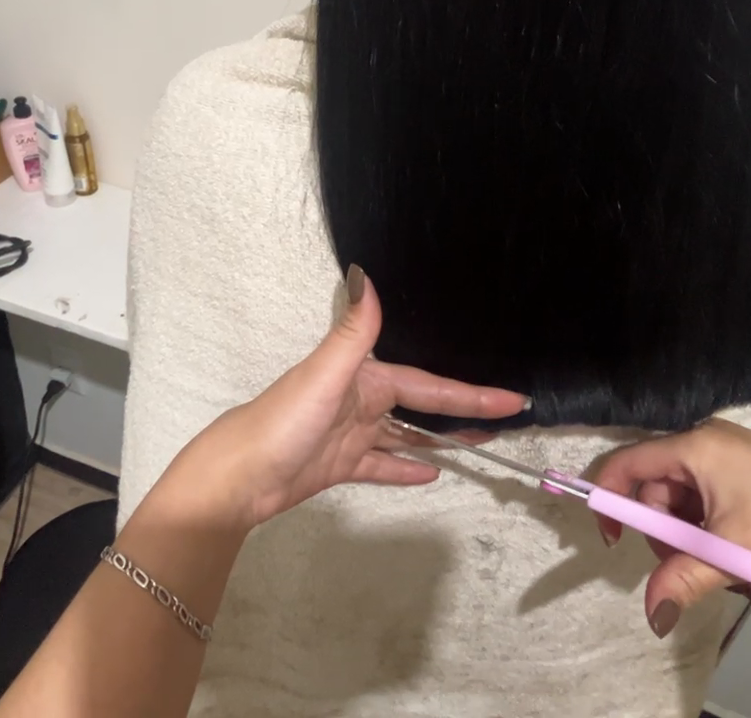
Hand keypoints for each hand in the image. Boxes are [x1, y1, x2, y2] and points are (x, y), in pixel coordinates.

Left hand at [159, 266, 528, 532]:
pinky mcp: (340, 465)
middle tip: (505, 422)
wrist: (240, 477)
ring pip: (405, 434)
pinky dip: (404, 468)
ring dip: (438, 438)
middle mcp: (360, 401)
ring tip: (479, 444)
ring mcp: (350, 435)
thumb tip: (365, 274)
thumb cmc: (285, 422)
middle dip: (461, 411)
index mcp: (363, 378)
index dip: (468, 391)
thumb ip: (353, 332)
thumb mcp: (323, 375)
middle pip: (421, 406)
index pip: (426, 383)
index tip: (510, 398)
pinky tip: (432, 474)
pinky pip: (381, 465)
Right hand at [588, 419, 750, 630]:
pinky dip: (716, 532)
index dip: (610, 500)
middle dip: (668, 534)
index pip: (627, 463)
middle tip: (692, 569)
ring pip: (686, 498)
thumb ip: (683, 578)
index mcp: (695, 446)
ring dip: (696, 540)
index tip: (614, 541)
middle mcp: (707, 439)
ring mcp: (730, 452)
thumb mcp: (733, 555)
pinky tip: (743, 564)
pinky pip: (710, 498)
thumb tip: (651, 614)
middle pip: (657, 487)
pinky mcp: (749, 468)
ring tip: (730, 575)